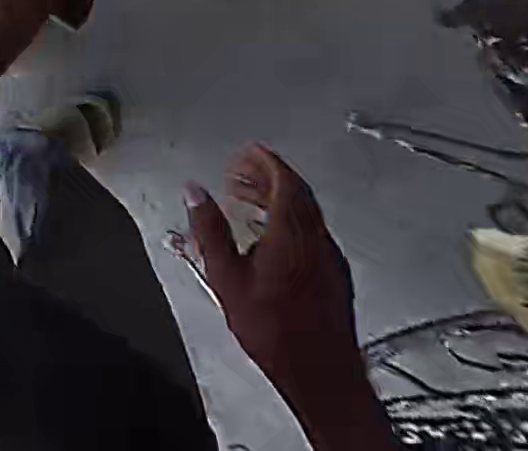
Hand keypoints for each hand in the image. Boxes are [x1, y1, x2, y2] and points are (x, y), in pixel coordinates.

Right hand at [186, 146, 387, 446]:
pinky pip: (310, 230)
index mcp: (292, 233)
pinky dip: (288, 217)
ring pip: (305, 212)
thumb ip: (209, 228)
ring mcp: (329, 258)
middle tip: (243, 168)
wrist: (320, 376)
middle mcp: (316, 240)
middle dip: (268, 174)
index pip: (285, 181)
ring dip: (277, 196)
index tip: (250, 150)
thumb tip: (194, 192)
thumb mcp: (226, 275)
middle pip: (297, 193)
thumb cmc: (275, 330)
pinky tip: (267, 232)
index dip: (266, 160)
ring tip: (247, 196)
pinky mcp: (334, 275)